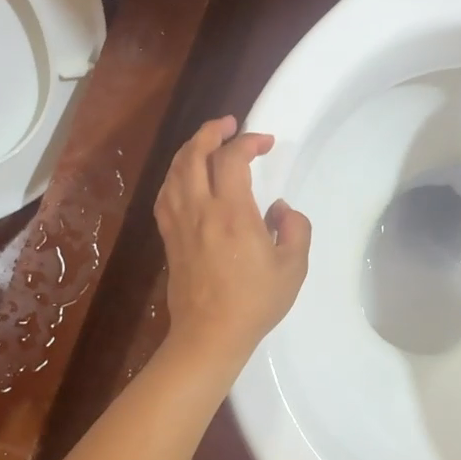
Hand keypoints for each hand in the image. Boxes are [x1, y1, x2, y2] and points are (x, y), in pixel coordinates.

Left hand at [154, 116, 311, 364]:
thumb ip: (295, 229)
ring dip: (190, 149)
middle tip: (229, 125)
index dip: (248, 141)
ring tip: (206, 143)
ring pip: (175, 170)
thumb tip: (280, 209)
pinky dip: (175, 176)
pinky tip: (184, 177)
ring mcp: (179, 222)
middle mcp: (200, 209)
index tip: (265, 142)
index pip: (232, 158)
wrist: (210, 334)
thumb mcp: (293, 268)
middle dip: (211, 131)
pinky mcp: (168, 237)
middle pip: (194, 154)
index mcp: (233, 213)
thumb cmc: (255, 302)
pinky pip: (165, 194)